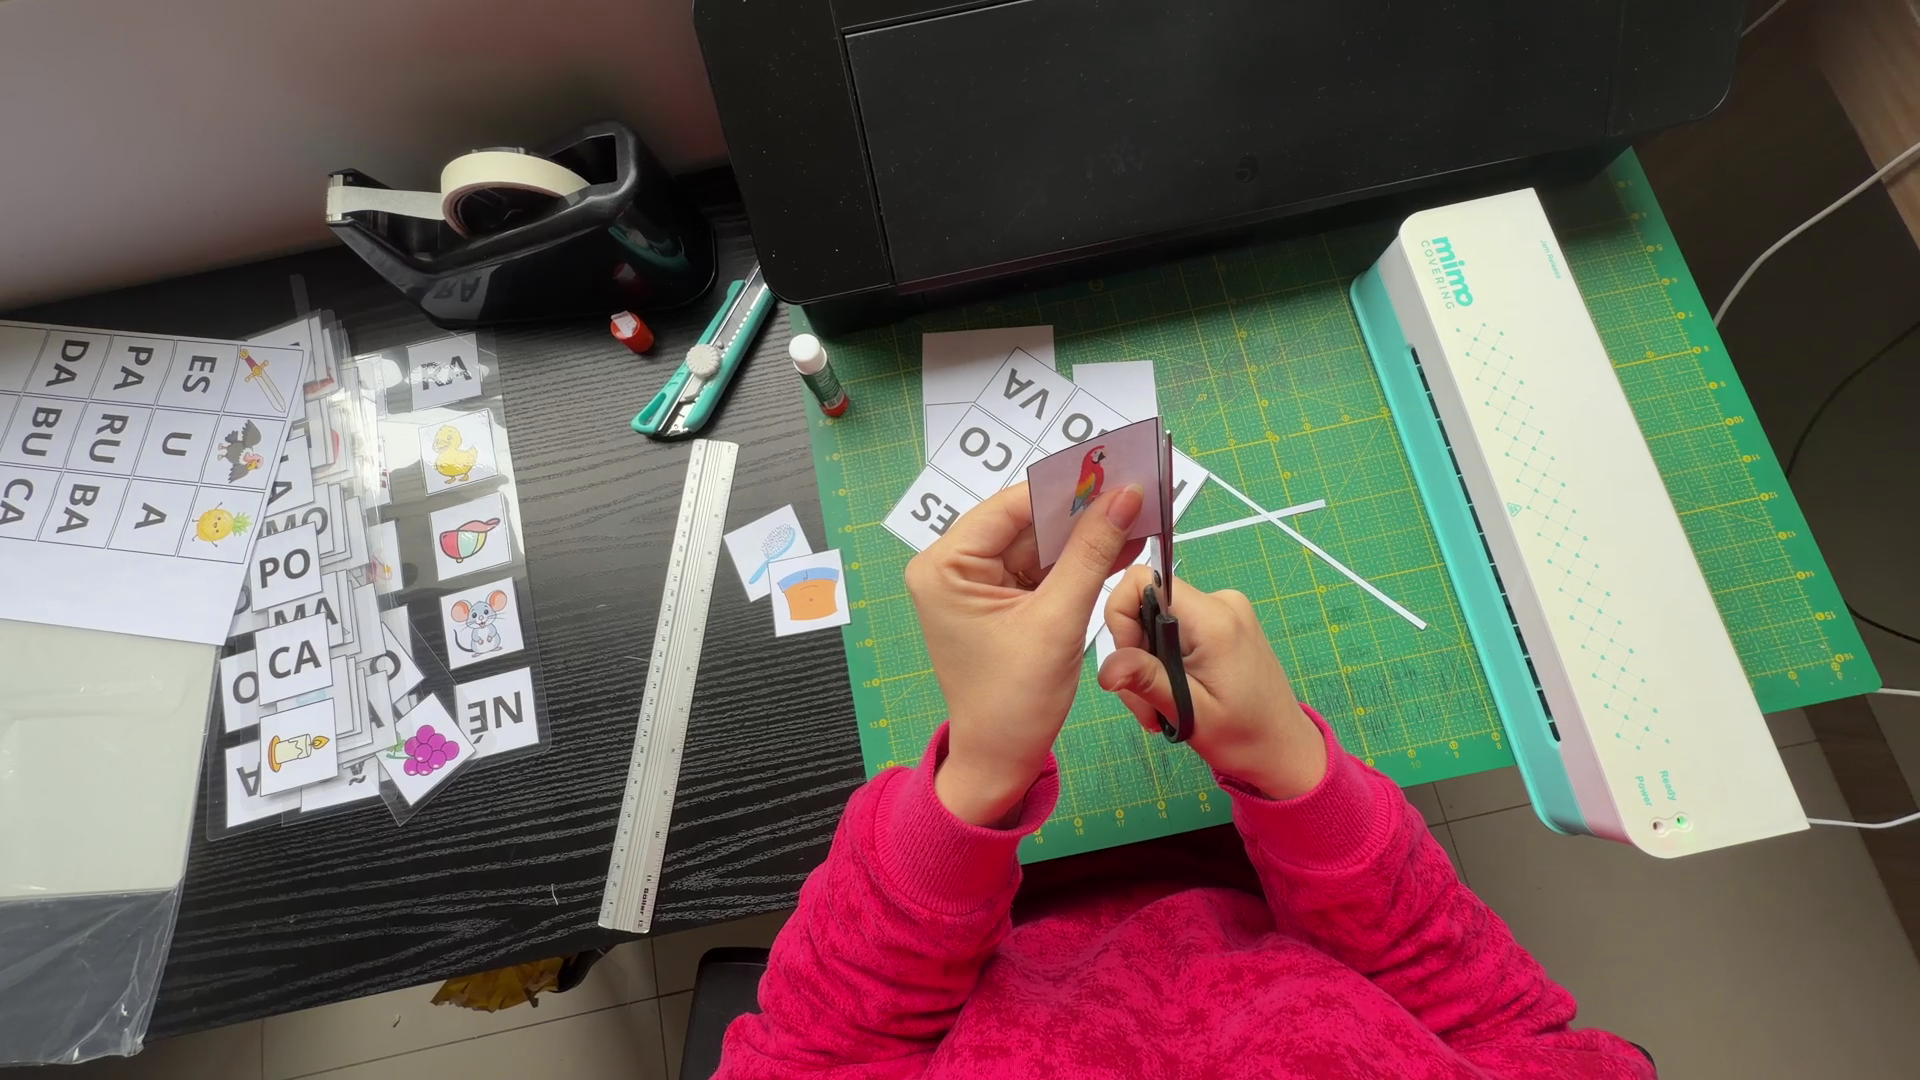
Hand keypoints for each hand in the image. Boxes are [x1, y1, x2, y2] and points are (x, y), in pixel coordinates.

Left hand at [906, 482, 1144, 825]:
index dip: (1063, 488)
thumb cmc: (1015, 699)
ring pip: (1040, 543)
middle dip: (1080, 511)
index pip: (1008, 508)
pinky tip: (1121, 541)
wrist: (1003, 758)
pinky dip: (1080, 559)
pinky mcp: (1002, 597)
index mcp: (945, 567)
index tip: (1113, 468)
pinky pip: (1044, 567)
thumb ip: (1091, 553)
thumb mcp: (1057, 620)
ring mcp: (978, 582)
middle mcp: (954, 566)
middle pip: (1026, 522)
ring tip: (1137, 511)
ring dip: (1086, 534)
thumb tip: (1124, 496)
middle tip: (1132, 487)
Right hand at [1097, 569, 1326, 798]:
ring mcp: (1222, 610)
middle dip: (1135, 655)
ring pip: (1154, 622)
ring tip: (1163, 707)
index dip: (1122, 617)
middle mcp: (1218, 602)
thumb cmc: (1243, 736)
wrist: (1284, 750)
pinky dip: (1163, 661)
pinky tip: (1175, 693)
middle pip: (1144, 606)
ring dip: (1147, 665)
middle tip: (1147, 702)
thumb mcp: (1189, 712)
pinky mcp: (1221, 622)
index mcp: (1212, 617)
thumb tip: (1104, 669)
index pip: (1141, 581)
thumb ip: (1146, 681)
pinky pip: (1172, 629)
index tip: (1131, 661)